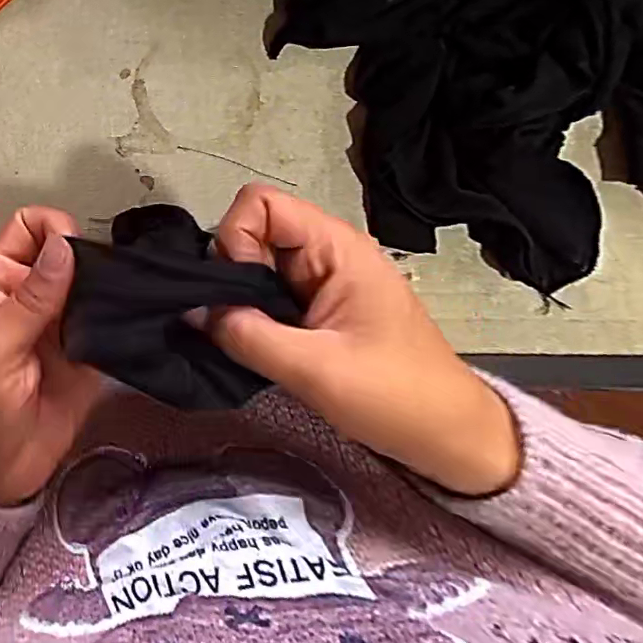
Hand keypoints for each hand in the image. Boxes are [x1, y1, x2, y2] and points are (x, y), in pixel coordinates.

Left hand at [0, 207, 104, 505]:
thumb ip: (29, 299)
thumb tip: (62, 248)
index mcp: (0, 281)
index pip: (29, 228)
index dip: (53, 229)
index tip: (73, 251)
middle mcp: (34, 296)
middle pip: (70, 252)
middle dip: (90, 258)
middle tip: (103, 282)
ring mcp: (64, 323)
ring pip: (96, 284)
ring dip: (110, 289)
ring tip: (119, 304)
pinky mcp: (89, 353)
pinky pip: (112, 324)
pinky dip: (124, 321)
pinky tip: (129, 327)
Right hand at [206, 184, 521, 495]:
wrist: (451, 439)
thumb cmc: (397, 397)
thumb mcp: (316, 370)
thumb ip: (247, 335)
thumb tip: (191, 310)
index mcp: (334, 245)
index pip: (259, 202)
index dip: (237, 238)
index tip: (242, 290)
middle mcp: (323, 249)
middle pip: (250, 228)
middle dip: (232, 270)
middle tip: (241, 320)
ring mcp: (318, 274)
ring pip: (253, 260)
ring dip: (240, 294)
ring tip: (248, 334)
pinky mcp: (313, 300)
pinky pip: (264, 287)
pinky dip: (250, 309)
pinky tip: (257, 339)